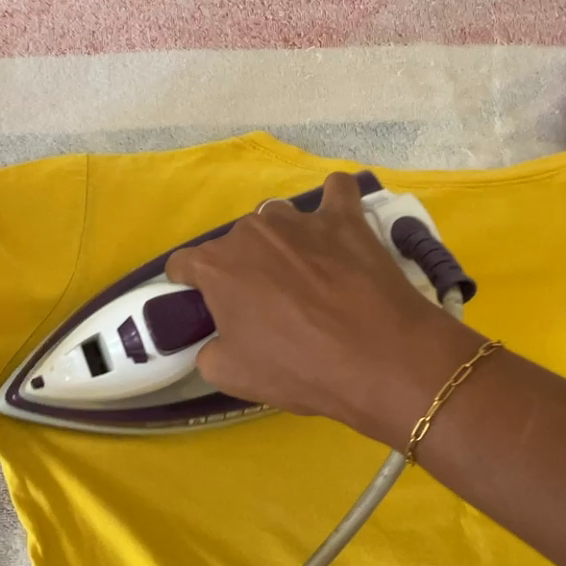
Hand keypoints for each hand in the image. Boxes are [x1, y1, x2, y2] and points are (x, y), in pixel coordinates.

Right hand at [164, 172, 482, 446]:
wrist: (382, 362)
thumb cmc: (298, 369)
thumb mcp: (229, 374)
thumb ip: (208, 348)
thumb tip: (216, 339)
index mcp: (215, 265)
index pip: (182, 264)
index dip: (191, 287)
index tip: (207, 307)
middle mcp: (250, 231)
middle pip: (232, 243)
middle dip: (240, 267)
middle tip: (265, 304)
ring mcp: (299, 220)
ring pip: (275, 219)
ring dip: (280, 241)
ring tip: (303, 273)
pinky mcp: (345, 218)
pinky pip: (336, 191)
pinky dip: (332, 202)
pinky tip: (336, 223)